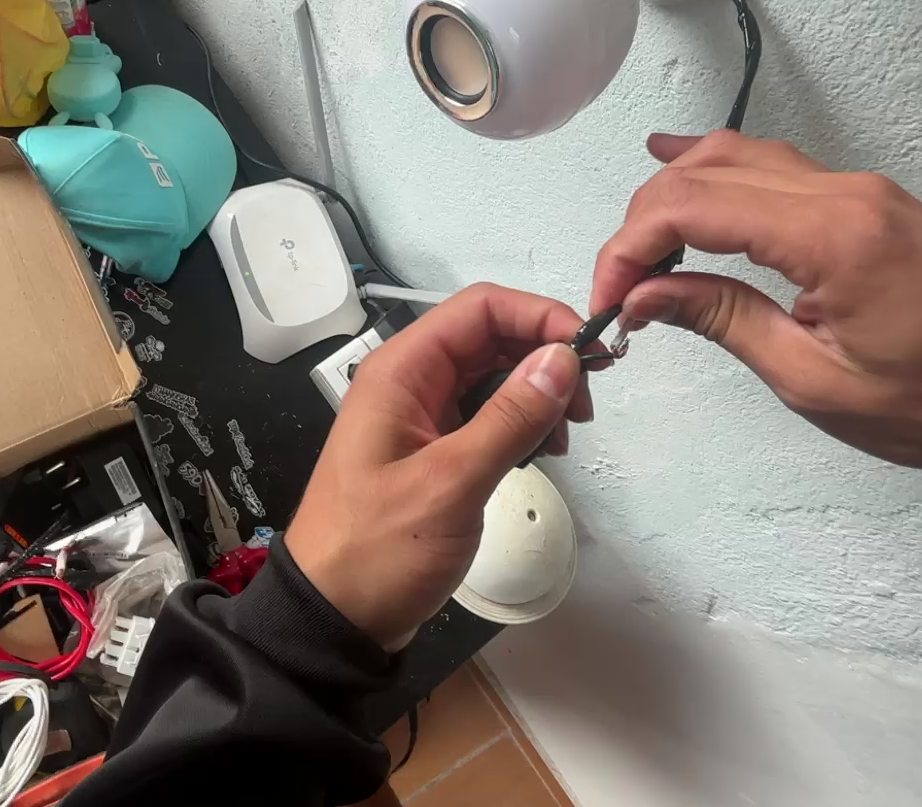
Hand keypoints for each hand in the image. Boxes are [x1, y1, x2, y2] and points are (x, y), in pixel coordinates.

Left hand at [283, 284, 592, 650]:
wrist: (336, 613)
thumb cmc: (379, 549)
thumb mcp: (451, 482)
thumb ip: (509, 417)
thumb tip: (561, 358)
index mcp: (402, 370)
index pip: (479, 308)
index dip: (538, 316)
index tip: (586, 353)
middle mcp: (410, 379)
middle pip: (489, 337)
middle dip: (543, 358)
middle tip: (584, 408)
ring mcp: (420, 412)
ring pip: (491, 374)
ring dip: (535, 393)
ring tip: (562, 438)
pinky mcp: (432, 444)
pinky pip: (482, 412)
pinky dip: (517, 423)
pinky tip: (537, 453)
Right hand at [593, 131, 921, 483]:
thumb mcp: (814, 381)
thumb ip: (720, 320)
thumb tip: (639, 295)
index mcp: (829, 235)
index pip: (690, 207)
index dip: (627, 248)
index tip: (609, 300)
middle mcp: (840, 192)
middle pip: (702, 174)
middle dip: (640, 225)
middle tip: (621, 288)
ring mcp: (856, 188)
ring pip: (732, 155)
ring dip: (671, 194)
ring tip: (641, 248)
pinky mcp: (864, 200)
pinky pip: (770, 163)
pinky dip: (713, 168)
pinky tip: (675, 161)